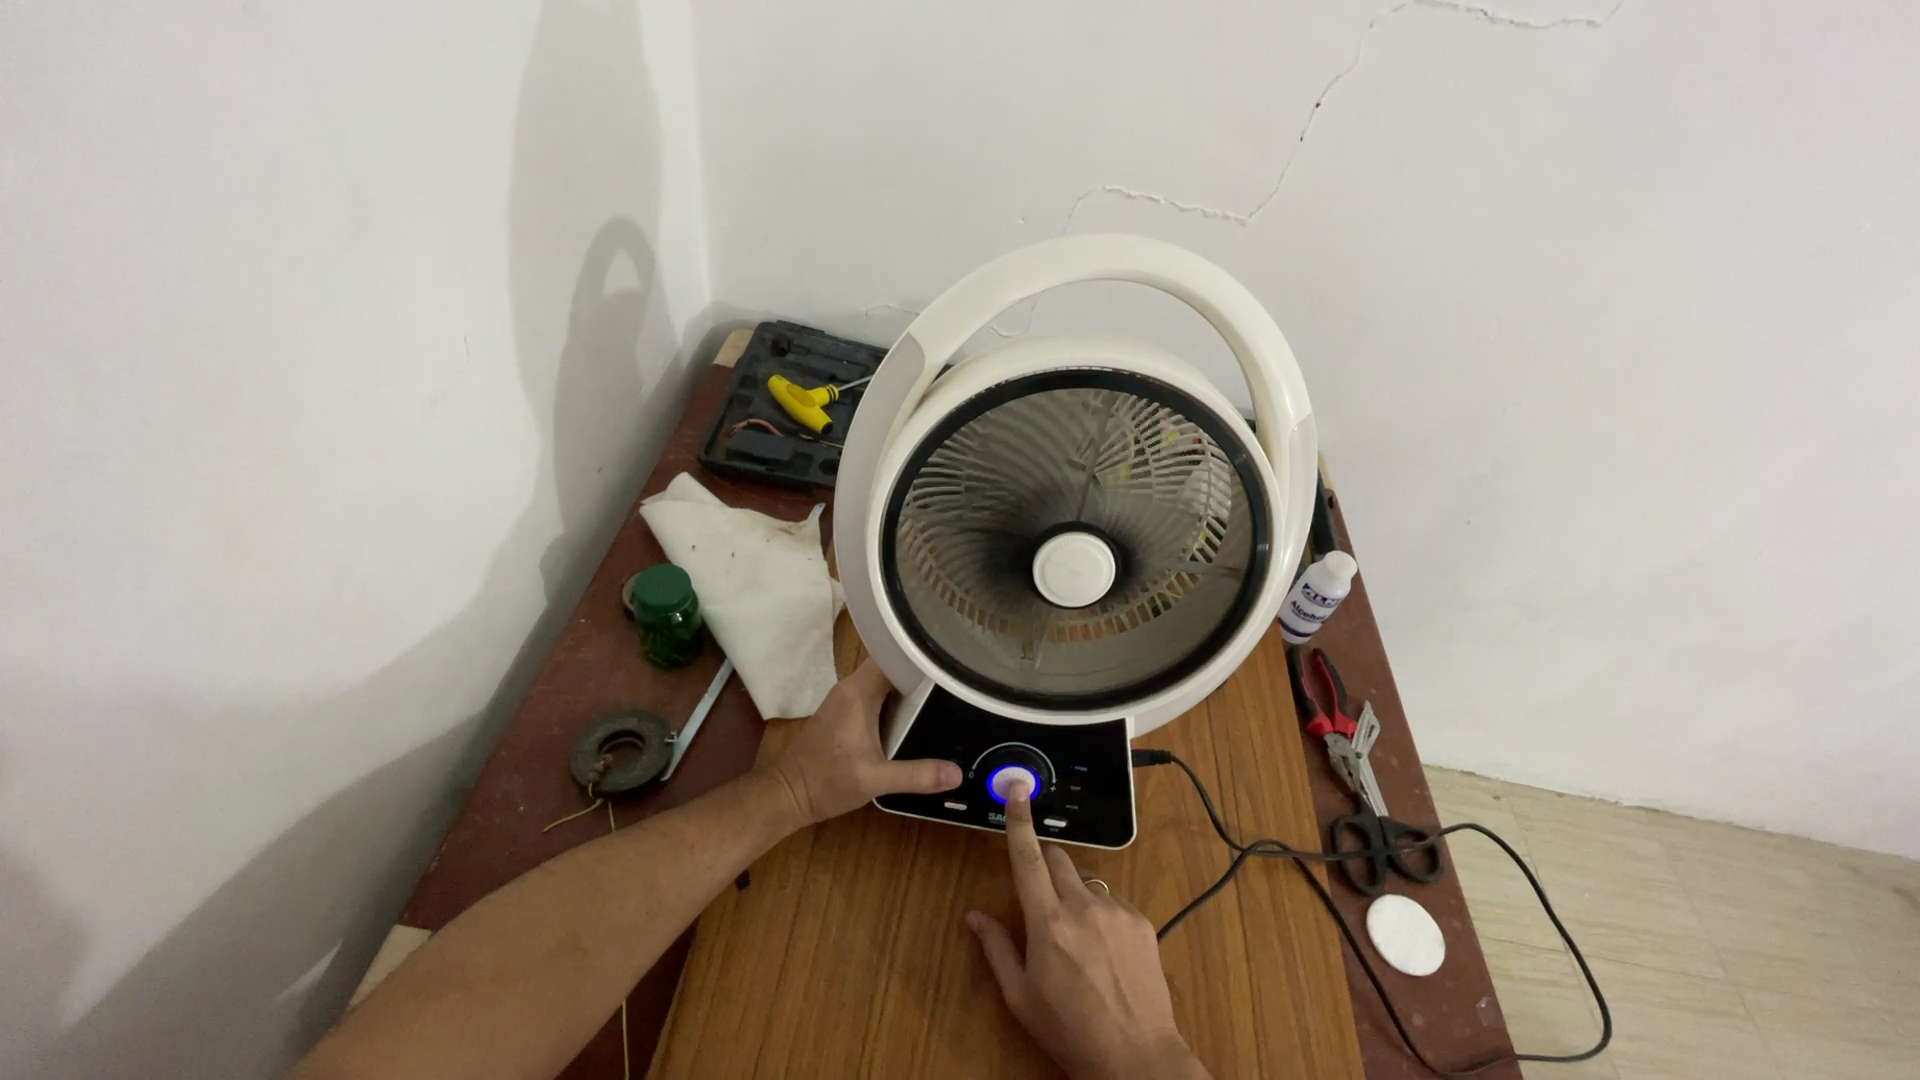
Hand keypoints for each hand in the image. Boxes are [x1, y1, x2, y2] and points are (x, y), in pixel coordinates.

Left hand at [768, 659, 962, 823]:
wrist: (787, 795)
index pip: (893, 655)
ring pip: (885, 682)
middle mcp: (851, 689)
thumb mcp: (876, 779)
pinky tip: (917, 715)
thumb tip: (956, 774)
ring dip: (909, 687)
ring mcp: (846, 701)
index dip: (920, 654)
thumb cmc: (826, 781)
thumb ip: (917, 775)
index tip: (949, 660)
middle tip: (955, 678)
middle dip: (920, 672)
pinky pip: (877, 696)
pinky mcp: (845, 714)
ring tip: (945, 692)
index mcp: (858, 692)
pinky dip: (897, 701)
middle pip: (892, 666)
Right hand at [966, 782, 1208, 1079]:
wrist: (1137, 1058)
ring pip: (1086, 881)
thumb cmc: (1069, 1030)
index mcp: (1047, 922)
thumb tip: (974, 915)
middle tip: (1043, 901)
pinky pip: (1113, 902)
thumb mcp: (1021, 997)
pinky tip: (1106, 952)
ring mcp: (1116, 910)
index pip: (1027, 858)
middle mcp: (1082, 905)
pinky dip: (1103, 915)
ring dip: (1075, 896)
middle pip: (1058, 858)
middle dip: (1045, 867)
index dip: (1019, 820)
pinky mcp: (1142, 921)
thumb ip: (997, 948)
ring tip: (1079, 942)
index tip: (1017, 787)